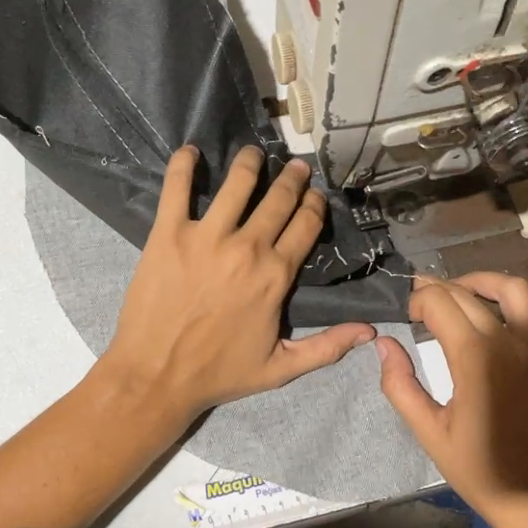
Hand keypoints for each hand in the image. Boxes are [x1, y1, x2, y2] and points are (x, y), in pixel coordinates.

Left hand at [96, 145, 374, 422]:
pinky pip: (177, 188)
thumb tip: (369, 333)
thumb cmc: (218, 374)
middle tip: (295, 166)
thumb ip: (326, 347)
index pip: (305, 226)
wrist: (157, 376)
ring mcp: (206, 237)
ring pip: (236, 184)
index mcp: (275, 276)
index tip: (315, 195)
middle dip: (292, 179)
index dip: (314, 205)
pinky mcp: (168, 234)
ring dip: (250, 163)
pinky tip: (190, 151)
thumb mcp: (280, 369)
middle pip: (278, 200)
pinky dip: (184, 165)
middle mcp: (246, 249)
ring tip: (254, 154)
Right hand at [376, 273, 527, 521]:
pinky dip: (523, 300)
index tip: (406, 317)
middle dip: (438, 293)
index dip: (416, 301)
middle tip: (421, 307)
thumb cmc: (481, 471)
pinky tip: (505, 314)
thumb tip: (384, 345)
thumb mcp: (429, 433)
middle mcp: (510, 339)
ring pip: (511, 288)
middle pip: (467, 293)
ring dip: (480, 284)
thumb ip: (401, 385)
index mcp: (474, 357)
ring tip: (460, 297)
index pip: (438, 301)